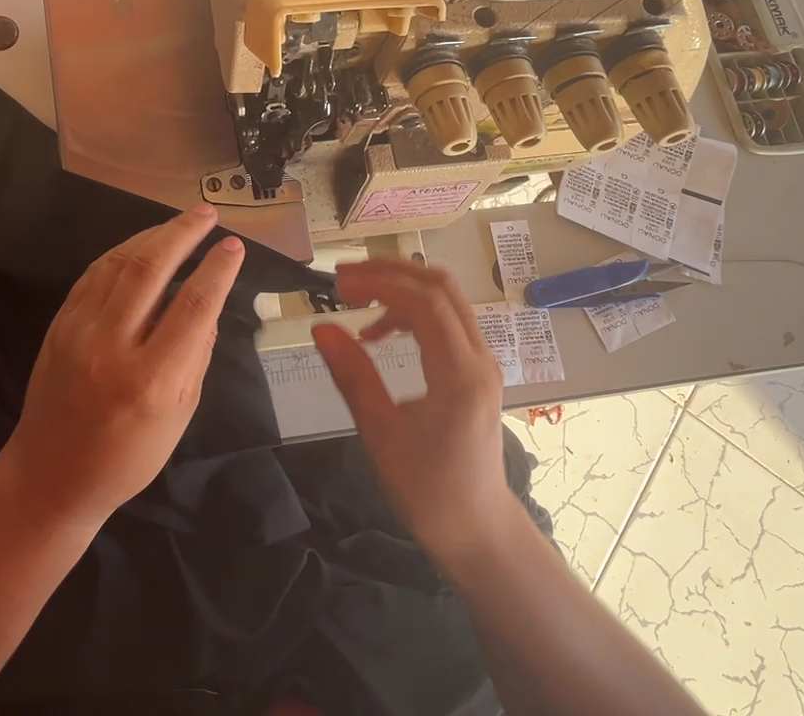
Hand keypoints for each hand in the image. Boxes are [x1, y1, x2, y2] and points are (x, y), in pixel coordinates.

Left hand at [0, 205, 244, 528]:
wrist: (52, 475)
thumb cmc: (127, 457)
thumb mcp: (180, 415)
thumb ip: (195, 355)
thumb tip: (208, 302)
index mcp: (152, 379)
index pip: (193, 306)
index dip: (217, 270)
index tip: (233, 246)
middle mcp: (112, 347)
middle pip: (150, 268)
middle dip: (182, 233)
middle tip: (207, 214)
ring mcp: (78, 331)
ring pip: (117, 263)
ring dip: (152, 236)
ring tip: (180, 225)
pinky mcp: (59, 324)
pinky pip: (93, 275)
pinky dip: (121, 253)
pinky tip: (141, 246)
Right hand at [312, 259, 514, 569]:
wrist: (478, 530)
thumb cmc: (428, 491)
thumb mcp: (381, 436)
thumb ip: (353, 377)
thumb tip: (321, 328)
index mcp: (458, 375)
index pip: (424, 303)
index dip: (379, 283)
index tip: (337, 287)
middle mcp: (479, 359)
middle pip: (441, 287)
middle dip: (390, 272)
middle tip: (343, 279)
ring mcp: (482, 363)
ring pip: (446, 300)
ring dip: (400, 288)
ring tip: (354, 299)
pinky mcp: (476, 371)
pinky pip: (446, 322)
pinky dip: (411, 312)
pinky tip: (378, 332)